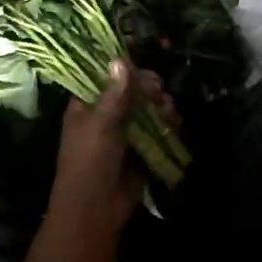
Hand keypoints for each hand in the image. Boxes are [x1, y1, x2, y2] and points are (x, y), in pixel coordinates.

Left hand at [46, 61, 173, 242]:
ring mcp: (123, 129)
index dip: (120, 62)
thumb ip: (114, 94)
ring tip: (169, 110)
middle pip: (130, 88)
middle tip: (159, 90)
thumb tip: (121, 59)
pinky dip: (166, 123)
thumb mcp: (100, 124)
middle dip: (146, 86)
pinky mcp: (140, 147)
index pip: (102, 72)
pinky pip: (156, 128)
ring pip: (145, 107)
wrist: (96, 209)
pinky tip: (175, 122)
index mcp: (86, 102)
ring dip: (160, 104)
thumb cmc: (89, 161)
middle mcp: (104, 111)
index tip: (141, 51)